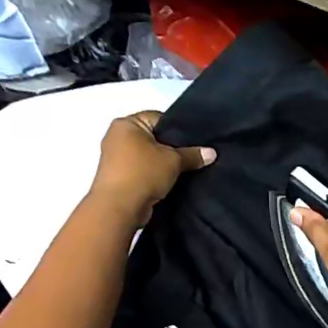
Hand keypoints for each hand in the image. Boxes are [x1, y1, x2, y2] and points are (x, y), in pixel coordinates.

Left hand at [87, 112, 215, 223]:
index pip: (158, 119)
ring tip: (183, 171)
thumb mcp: (173, 161)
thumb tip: (212, 153)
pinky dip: (153, 176)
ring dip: (162, 165)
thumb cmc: (143, 173)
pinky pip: (141, 172)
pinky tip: (169, 183)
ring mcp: (115, 159)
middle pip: (152, 138)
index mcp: (126, 124)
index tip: (194, 142)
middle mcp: (116, 137)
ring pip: (147, 157)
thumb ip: (192, 155)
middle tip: (192, 157)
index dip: (178, 129)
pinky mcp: (117, 178)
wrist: (118, 208)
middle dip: (170, 148)